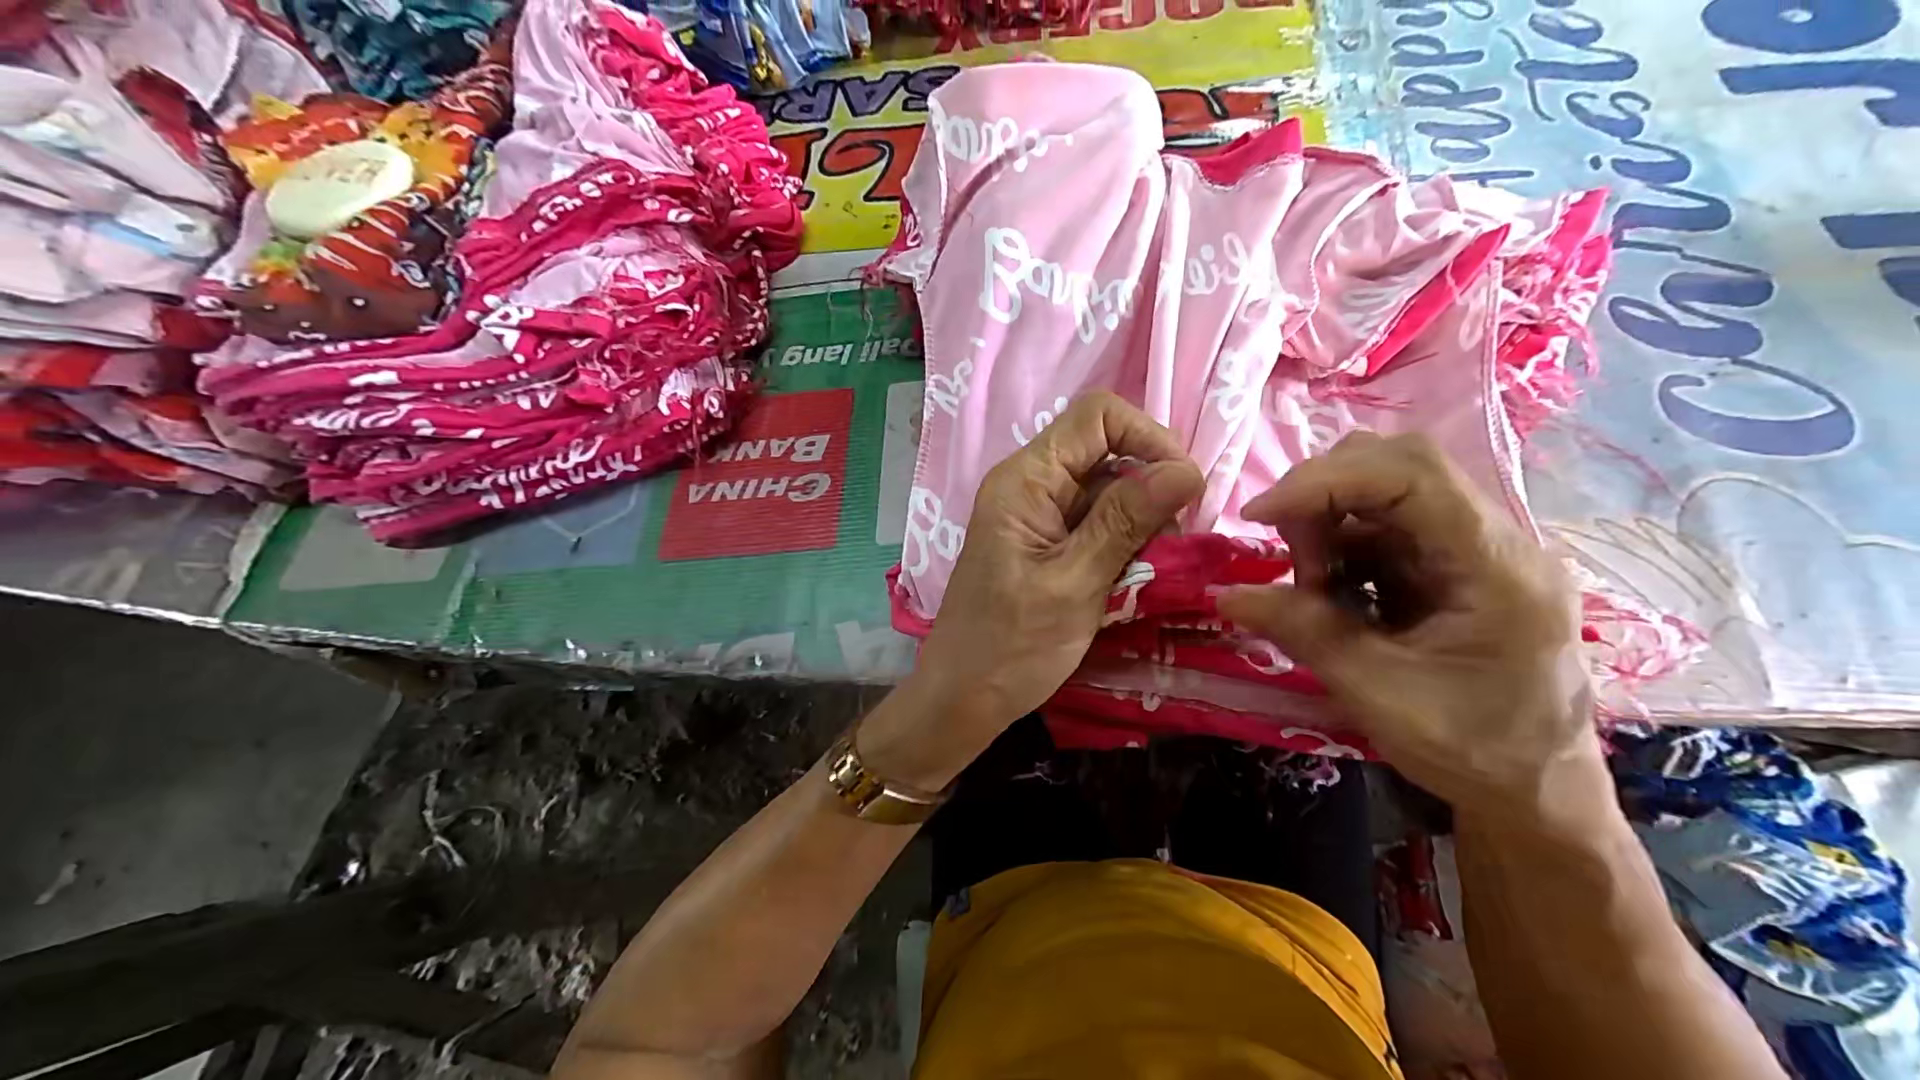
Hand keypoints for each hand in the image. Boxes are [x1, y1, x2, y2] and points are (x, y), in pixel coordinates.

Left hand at [862, 392, 1202, 789]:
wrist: (963, 700)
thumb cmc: (1010, 648)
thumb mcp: (1075, 584)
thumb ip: (1125, 522)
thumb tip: (1186, 470)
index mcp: (1024, 480)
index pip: (1096, 416)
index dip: (1147, 437)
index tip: (1183, 487)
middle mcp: (1030, 485)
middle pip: (1106, 450)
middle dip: (1150, 483)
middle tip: (1175, 537)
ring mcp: (1037, 515)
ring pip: (1107, 488)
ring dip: (1142, 517)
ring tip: (1159, 562)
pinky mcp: (1046, 544)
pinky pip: (1097, 522)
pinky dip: (1126, 540)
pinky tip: (1138, 573)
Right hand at [1216, 432, 1599, 826]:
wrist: (1535, 790)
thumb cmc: (1471, 748)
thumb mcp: (1377, 693)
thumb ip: (1303, 632)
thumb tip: (1224, 594)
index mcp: (1497, 567)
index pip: (1411, 476)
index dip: (1325, 481)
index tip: (1260, 516)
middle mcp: (1493, 539)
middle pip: (1397, 466)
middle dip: (1321, 496)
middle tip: (1286, 554)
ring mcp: (1472, 548)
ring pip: (1383, 490)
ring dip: (1325, 523)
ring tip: (1310, 586)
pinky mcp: (1450, 563)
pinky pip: (1382, 526)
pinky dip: (1337, 546)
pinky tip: (1329, 592)